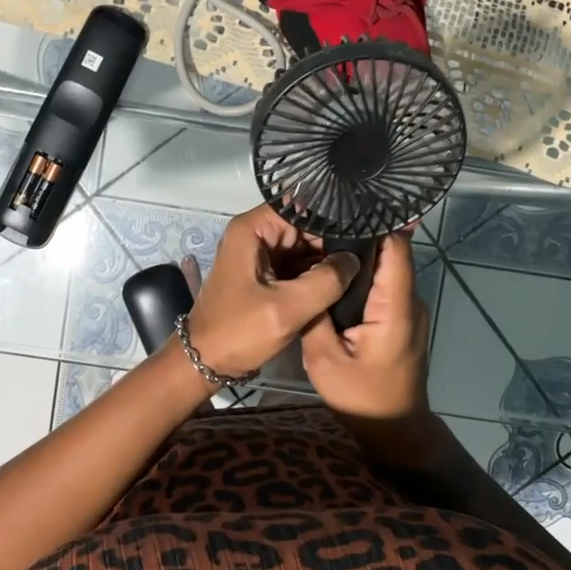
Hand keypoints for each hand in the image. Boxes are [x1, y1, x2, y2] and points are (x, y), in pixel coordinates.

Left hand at [181, 205, 359, 377]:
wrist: (205, 362)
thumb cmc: (239, 333)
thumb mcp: (286, 309)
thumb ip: (325, 281)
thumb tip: (354, 259)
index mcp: (251, 230)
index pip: (300, 206)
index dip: (331, 217)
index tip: (362, 232)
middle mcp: (254, 234)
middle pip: (303, 226)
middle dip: (332, 241)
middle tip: (366, 256)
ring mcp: (258, 255)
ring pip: (303, 247)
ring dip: (326, 259)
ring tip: (360, 267)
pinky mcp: (265, 275)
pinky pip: (296, 265)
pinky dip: (315, 273)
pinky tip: (342, 282)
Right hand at [300, 232, 429, 418]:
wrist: (394, 430)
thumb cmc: (361, 397)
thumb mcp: (324, 359)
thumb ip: (315, 315)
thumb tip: (309, 278)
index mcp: (396, 307)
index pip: (395, 248)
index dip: (374, 223)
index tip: (340, 209)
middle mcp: (411, 301)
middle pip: (390, 253)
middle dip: (358, 237)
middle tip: (317, 226)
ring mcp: (410, 310)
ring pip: (386, 270)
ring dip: (358, 259)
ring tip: (319, 247)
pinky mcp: (403, 319)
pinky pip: (385, 287)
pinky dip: (362, 279)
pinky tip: (333, 277)